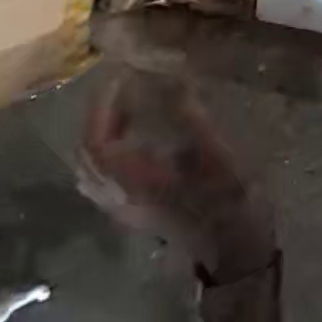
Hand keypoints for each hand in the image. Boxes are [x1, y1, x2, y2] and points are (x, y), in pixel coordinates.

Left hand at [77, 70, 275, 283]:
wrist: (232, 245)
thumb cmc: (223, 198)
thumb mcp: (212, 151)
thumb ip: (188, 115)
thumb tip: (173, 76)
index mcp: (134, 184)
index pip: (97, 144)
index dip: (102, 108)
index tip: (119, 77)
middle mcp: (120, 198)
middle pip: (88, 155)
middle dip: (100, 115)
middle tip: (121, 85)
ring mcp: (125, 208)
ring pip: (94, 167)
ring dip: (104, 131)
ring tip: (125, 103)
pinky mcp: (135, 209)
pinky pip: (105, 176)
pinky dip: (111, 148)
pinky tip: (133, 132)